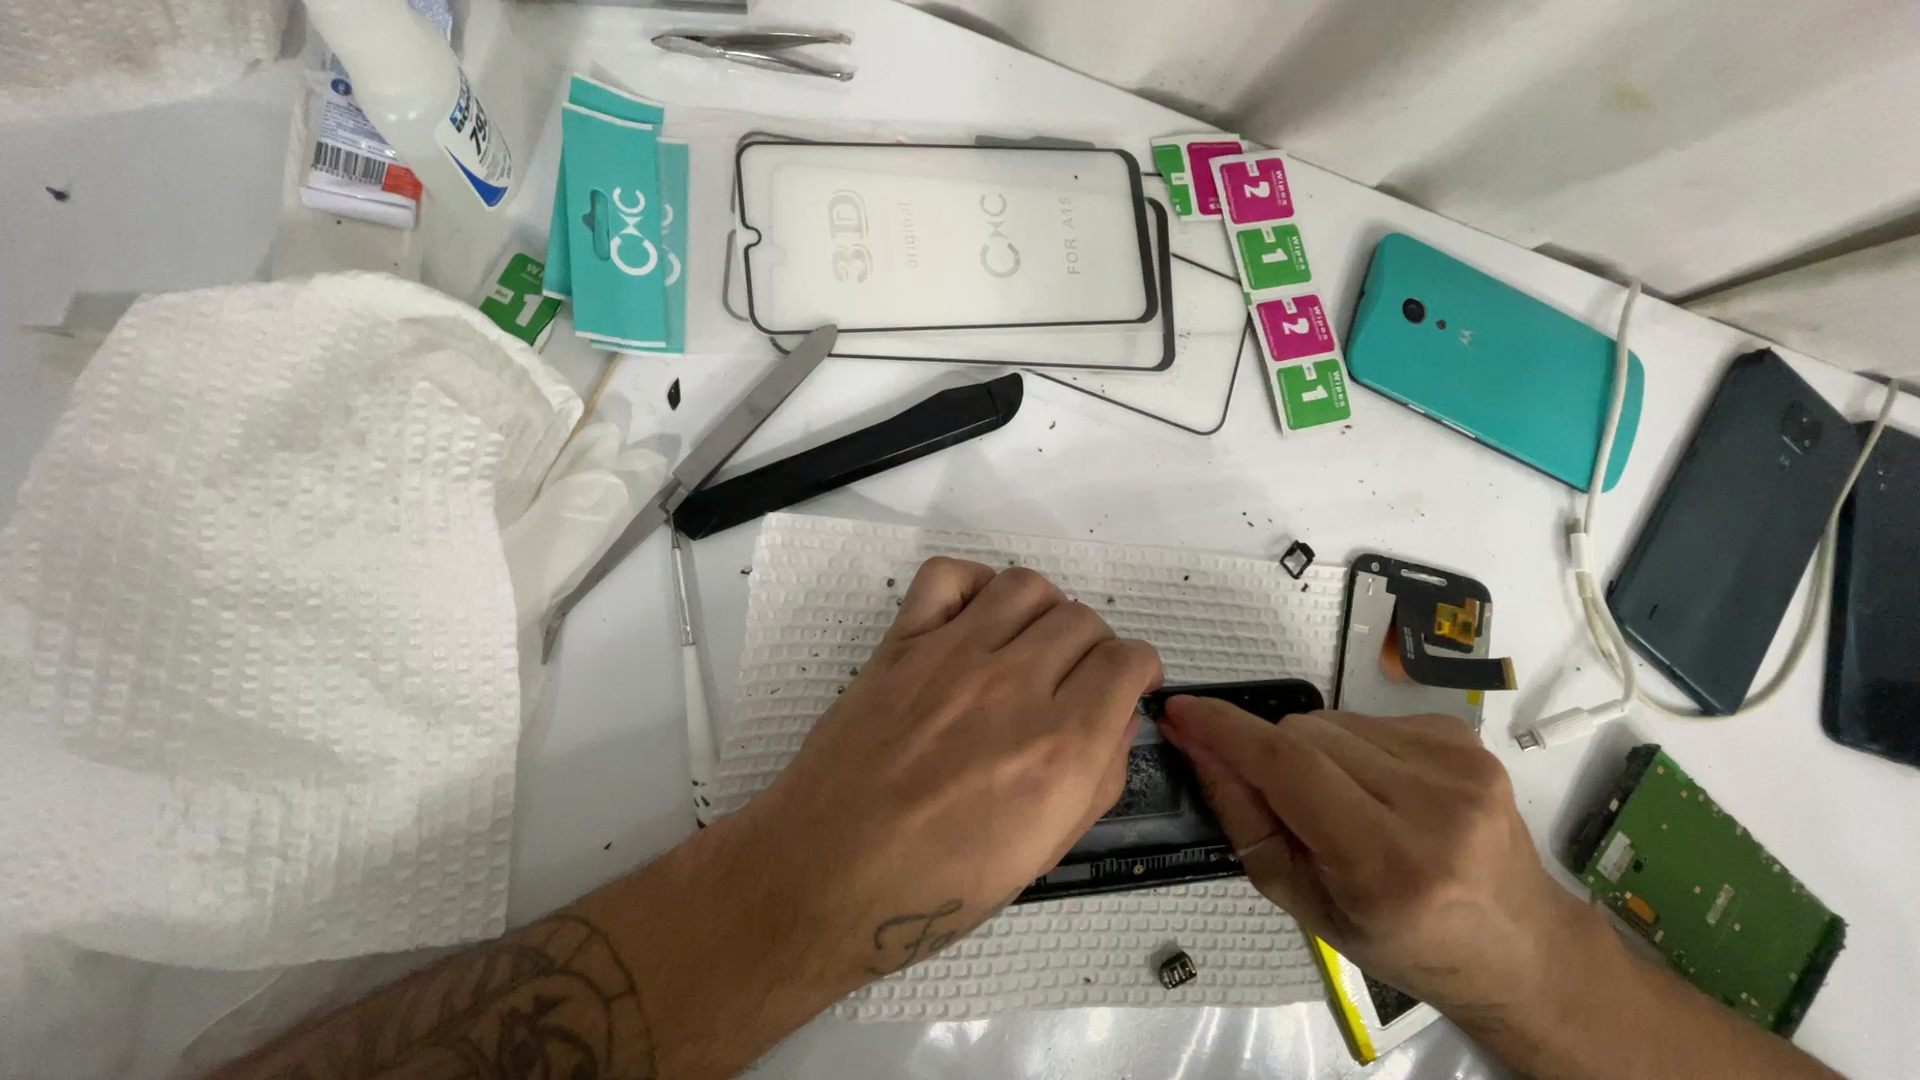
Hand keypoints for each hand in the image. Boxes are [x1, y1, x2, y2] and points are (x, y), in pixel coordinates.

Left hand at [744, 558, 1162, 976]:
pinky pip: (947, 575)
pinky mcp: (900, 643)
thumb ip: (1098, 780)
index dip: (1137, 670)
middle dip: (1093, 646)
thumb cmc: (937, 886)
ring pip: (1027, 586)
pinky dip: (974, 584)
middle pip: (1083, 620)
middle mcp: (1013, 688)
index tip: (1124, 685)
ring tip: (1029, 644)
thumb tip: (1119, 719)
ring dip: (1044, 610)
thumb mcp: (1042, 854)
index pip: (1127, 661)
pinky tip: (975, 619)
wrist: (826, 874)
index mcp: (1059, 749)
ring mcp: (951, 655)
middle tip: (1073, 678)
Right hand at [1157, 702, 1583, 1017]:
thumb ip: (1241, 816)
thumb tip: (1196, 742)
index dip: (1226, 731)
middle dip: (1268, 752)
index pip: (1289, 767)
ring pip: (1332, 720)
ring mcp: (1460, 765)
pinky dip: (1350, 745)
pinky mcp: (1467, 738)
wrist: (1518, 946)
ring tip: (1339, 800)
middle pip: (1304, 735)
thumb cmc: (1399, 939)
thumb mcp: (1302, 899)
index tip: (1180, 711)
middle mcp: (1434, 805)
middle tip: (1281, 800)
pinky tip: (1376, 788)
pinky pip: (1367, 718)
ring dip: (1311, 749)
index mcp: (1390, 863)